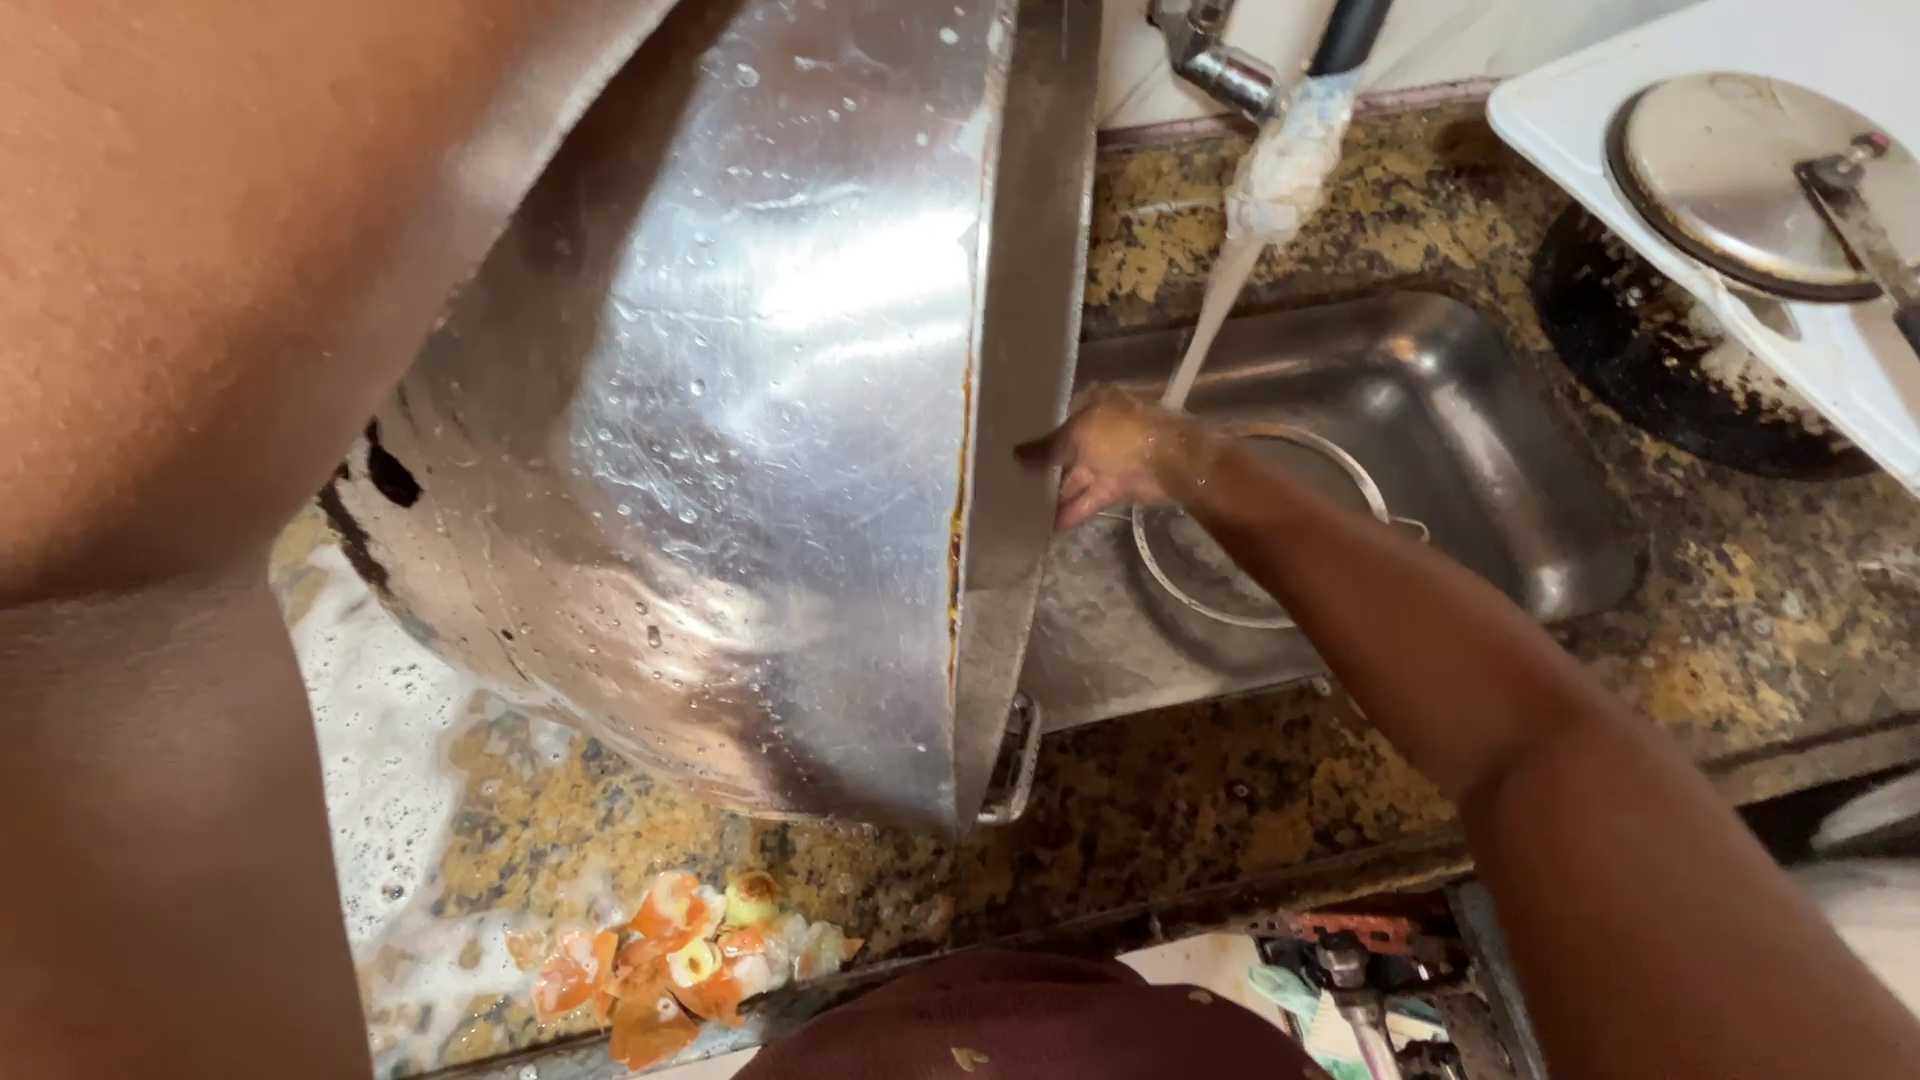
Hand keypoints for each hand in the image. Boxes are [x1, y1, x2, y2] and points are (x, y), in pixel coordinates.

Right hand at [1014, 386, 1214, 529]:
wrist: (1169, 462)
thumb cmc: (1120, 435)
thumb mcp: (1075, 436)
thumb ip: (1046, 449)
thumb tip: (1016, 454)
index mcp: (1095, 404)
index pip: (1061, 418)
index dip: (1040, 434)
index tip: (1018, 452)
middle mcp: (1103, 429)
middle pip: (1068, 451)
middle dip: (1046, 469)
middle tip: (1016, 485)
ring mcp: (1113, 458)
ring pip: (1079, 477)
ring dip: (1058, 494)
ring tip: (1028, 510)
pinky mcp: (1120, 485)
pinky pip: (1091, 497)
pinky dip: (1074, 509)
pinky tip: (1051, 524)